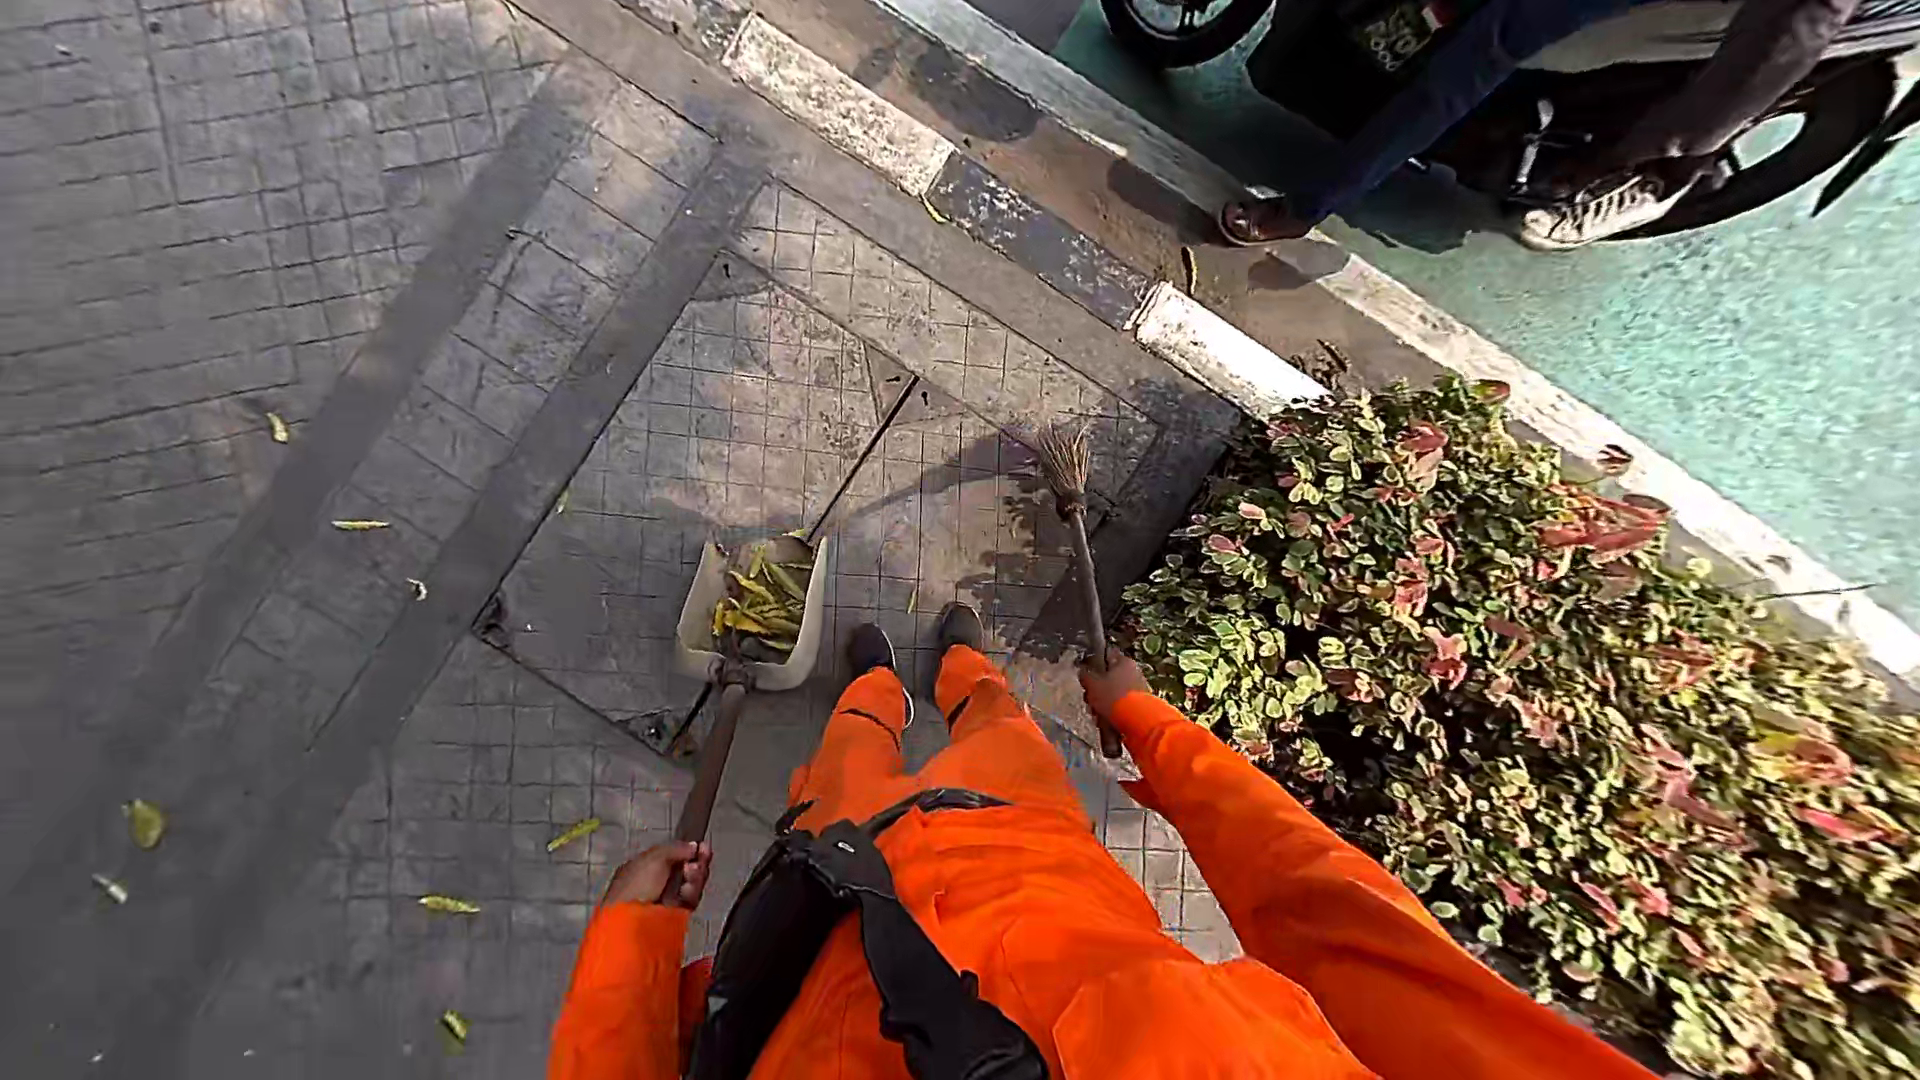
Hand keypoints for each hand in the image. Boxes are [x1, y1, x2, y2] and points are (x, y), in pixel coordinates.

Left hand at [601, 841, 711, 908]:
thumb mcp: (655, 856)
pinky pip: (691, 899)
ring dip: (696, 875)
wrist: (634, 924)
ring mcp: (664, 901)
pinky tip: (688, 889)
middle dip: (696, 861)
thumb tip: (693, 847)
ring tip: (692, 873)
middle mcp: (652, 884)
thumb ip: (676, 847)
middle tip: (701, 858)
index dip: (685, 849)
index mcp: (639, 868)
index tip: (699, 845)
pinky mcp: (676, 915)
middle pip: (684, 867)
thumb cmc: (638, 886)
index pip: (669, 855)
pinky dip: (694, 891)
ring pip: (691, 882)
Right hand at [1078, 648, 1150, 723]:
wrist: (1138, 722)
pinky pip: (1122, 707)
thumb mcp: (1092, 684)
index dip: (1093, 666)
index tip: (1086, 677)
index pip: (1106, 657)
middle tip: (1090, 699)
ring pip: (1114, 695)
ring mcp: (1139, 690)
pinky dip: (1113, 714)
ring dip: (1104, 705)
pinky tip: (1107, 722)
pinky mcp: (1141, 707)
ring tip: (1097, 715)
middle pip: (1109, 679)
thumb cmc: (1113, 696)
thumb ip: (1085, 676)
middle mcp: (1134, 673)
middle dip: (1097, 691)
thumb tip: (1083, 673)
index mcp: (1124, 662)